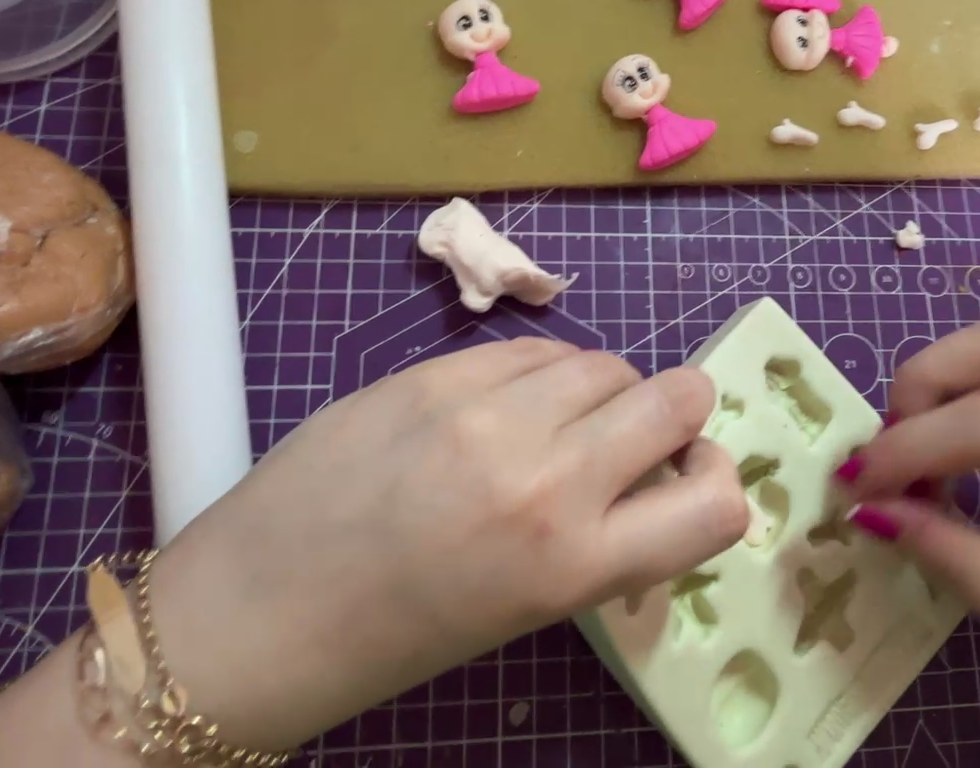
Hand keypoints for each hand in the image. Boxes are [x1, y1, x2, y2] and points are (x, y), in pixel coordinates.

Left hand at [148, 338, 747, 751]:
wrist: (261, 608)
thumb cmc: (402, 631)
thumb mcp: (529, 606)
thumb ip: (604, 533)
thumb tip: (650, 469)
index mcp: (576, 564)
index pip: (719, 502)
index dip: (717, 479)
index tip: (685, 476)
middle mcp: (549, 476)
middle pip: (677, 397)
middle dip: (676, 412)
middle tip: (636, 432)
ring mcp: (488, 411)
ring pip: (604, 361)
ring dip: (601, 389)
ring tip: (555, 420)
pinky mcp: (437, 371)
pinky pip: (532, 348)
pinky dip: (541, 372)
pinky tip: (503, 402)